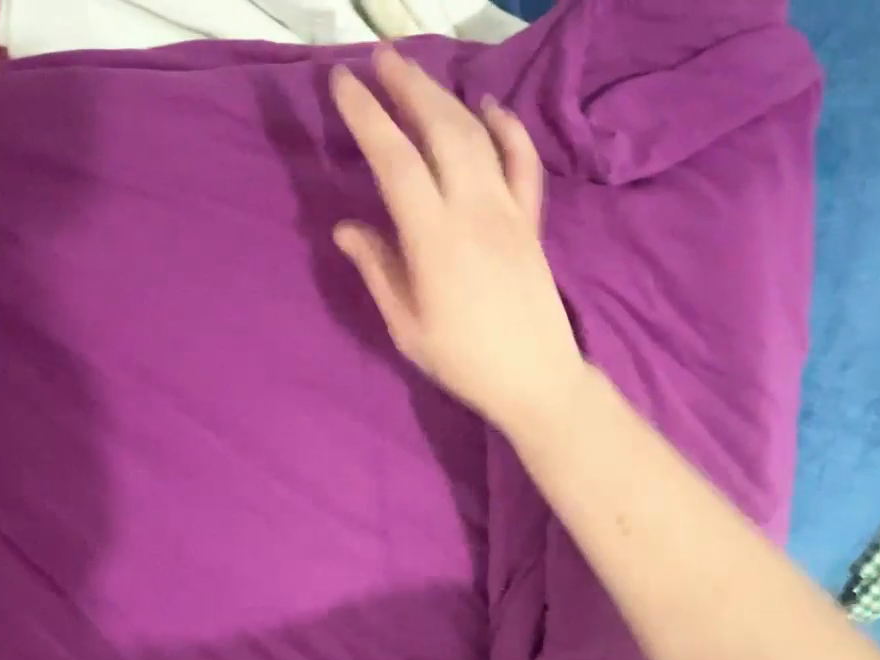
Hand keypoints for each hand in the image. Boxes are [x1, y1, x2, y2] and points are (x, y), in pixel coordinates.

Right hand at [331, 48, 587, 435]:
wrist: (536, 379)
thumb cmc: (463, 361)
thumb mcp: (407, 326)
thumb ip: (379, 270)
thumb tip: (347, 228)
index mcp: (434, 239)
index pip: (395, 160)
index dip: (367, 117)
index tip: (343, 85)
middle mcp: (474, 211)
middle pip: (440, 130)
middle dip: (408, 87)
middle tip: (380, 60)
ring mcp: (509, 212)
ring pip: (478, 137)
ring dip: (447, 99)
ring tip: (418, 76)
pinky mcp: (533, 223)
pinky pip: (524, 164)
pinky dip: (509, 130)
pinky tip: (491, 108)